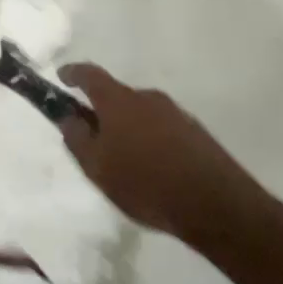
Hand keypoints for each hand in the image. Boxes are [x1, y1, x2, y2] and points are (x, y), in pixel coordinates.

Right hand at [57, 62, 261, 237]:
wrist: (220, 209)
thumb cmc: (146, 183)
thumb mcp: (96, 167)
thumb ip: (76, 138)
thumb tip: (70, 118)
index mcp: (118, 100)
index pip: (89, 74)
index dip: (72, 73)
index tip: (62, 77)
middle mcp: (149, 98)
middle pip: (119, 96)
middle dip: (105, 110)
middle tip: (97, 136)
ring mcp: (178, 115)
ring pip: (144, 114)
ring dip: (132, 127)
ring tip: (129, 159)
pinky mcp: (200, 136)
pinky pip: (166, 130)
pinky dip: (155, 141)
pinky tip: (156, 169)